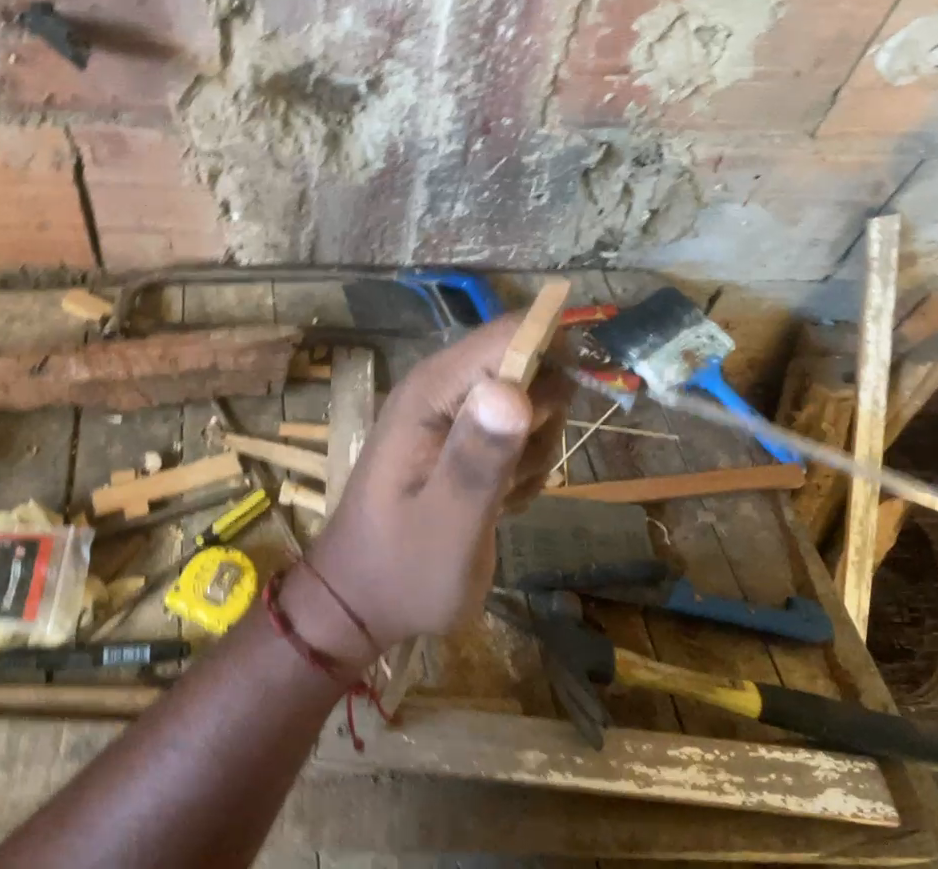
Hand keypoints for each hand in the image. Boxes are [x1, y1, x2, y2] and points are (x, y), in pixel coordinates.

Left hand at [284, 317, 571, 664]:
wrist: (366, 604)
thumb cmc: (402, 572)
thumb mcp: (447, 525)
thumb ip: (479, 459)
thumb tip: (515, 390)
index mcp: (431, 393)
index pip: (508, 334)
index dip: (553, 354)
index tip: (572, 410)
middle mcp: (442, 390)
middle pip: (528, 363)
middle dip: (545, 416)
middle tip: (517, 472)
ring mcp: (453, 416)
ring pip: (533, 403)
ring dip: (535, 450)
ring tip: (501, 496)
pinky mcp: (464, 443)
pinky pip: (522, 437)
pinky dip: (524, 470)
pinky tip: (498, 504)